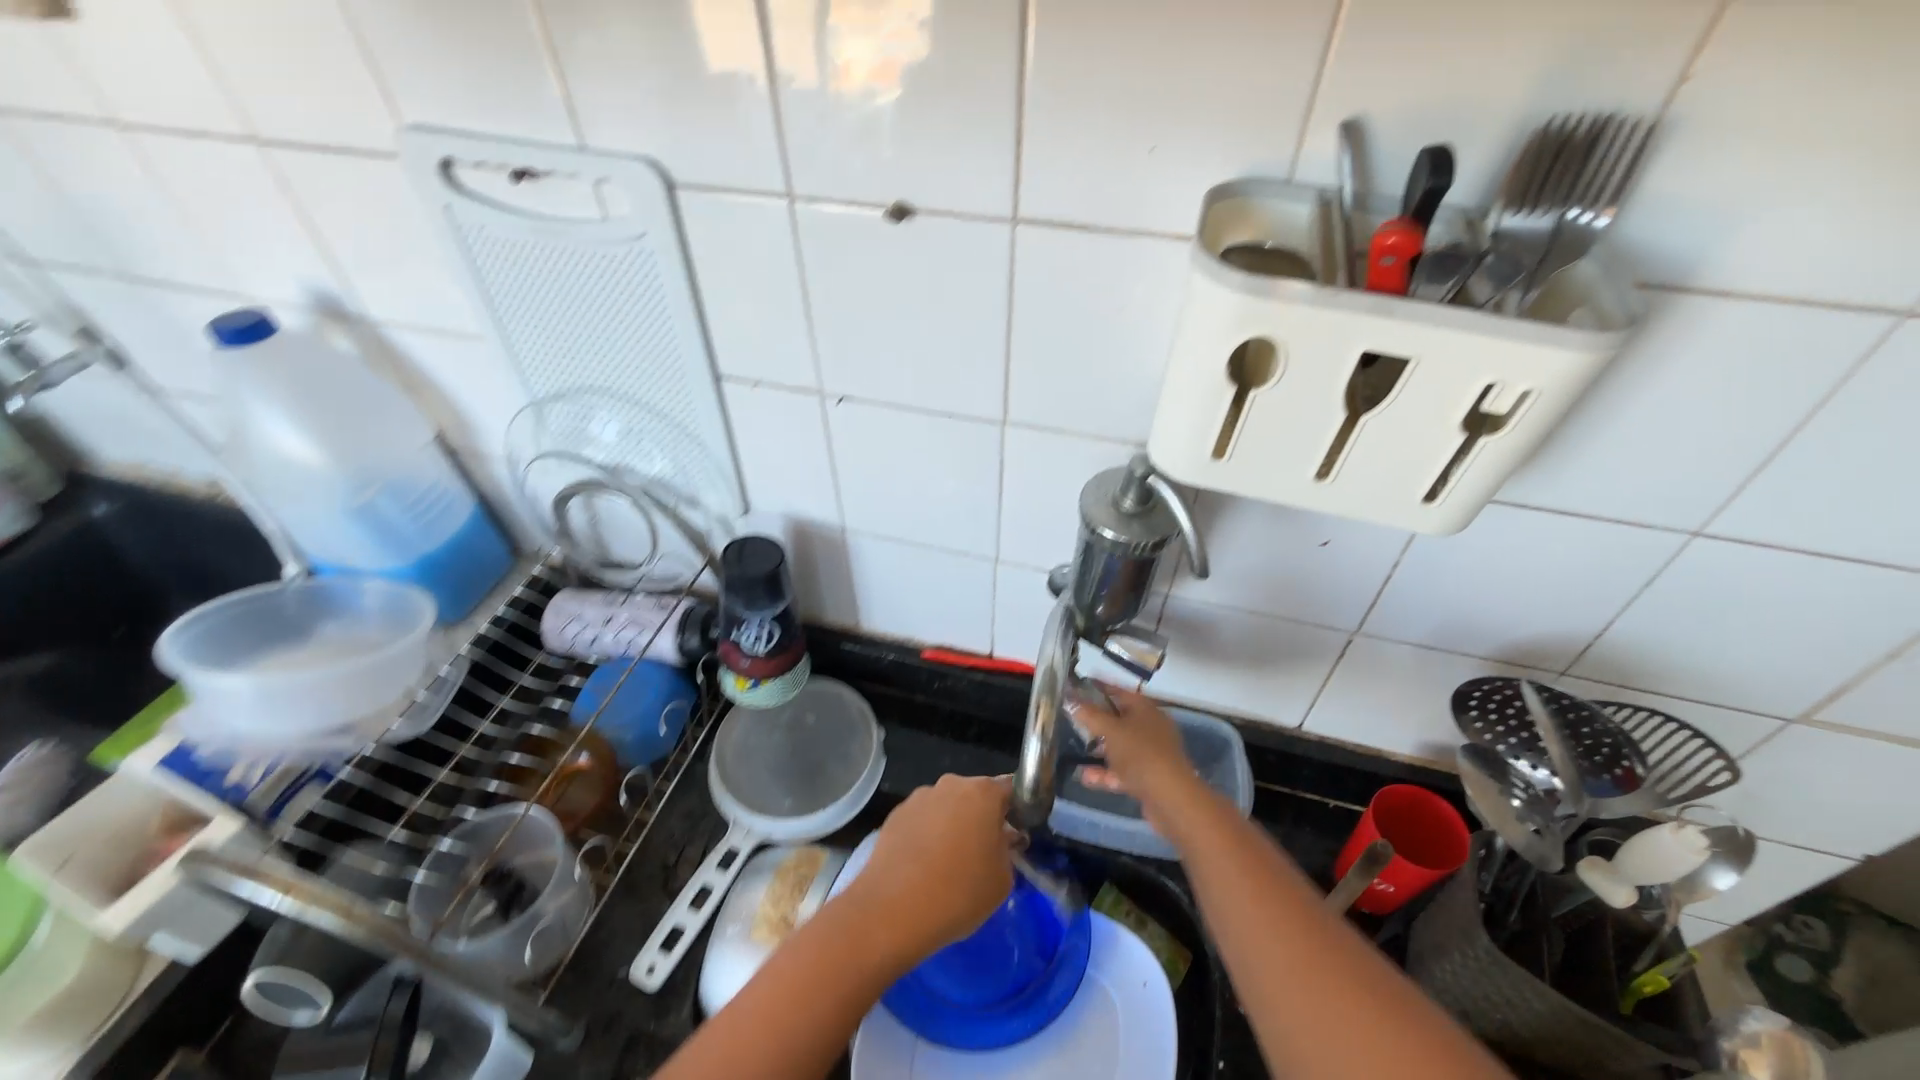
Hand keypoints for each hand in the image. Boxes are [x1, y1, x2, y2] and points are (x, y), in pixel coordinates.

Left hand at [843, 774, 1014, 965]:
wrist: (892, 912)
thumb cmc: (959, 893)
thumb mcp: (1002, 880)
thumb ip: (1007, 850)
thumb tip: (1000, 839)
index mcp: (982, 793)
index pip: (1010, 789)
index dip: (1016, 811)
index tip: (1015, 834)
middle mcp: (949, 786)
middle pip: (974, 796)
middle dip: (981, 818)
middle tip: (983, 853)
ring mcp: (917, 799)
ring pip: (945, 808)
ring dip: (951, 826)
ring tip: (948, 864)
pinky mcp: (893, 817)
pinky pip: (921, 821)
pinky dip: (926, 836)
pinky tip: (922, 867)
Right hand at [1068, 686, 1205, 815]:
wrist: (1169, 796)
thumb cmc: (1140, 753)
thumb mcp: (1110, 730)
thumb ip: (1088, 714)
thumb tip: (1069, 699)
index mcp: (1145, 709)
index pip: (1119, 691)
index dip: (1097, 688)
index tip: (1076, 687)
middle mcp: (1150, 728)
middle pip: (1119, 720)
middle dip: (1096, 722)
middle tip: (1073, 720)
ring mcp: (1150, 754)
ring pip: (1120, 748)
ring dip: (1099, 750)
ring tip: (1076, 751)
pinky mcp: (1148, 777)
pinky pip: (1122, 771)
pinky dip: (1105, 773)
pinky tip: (1085, 777)